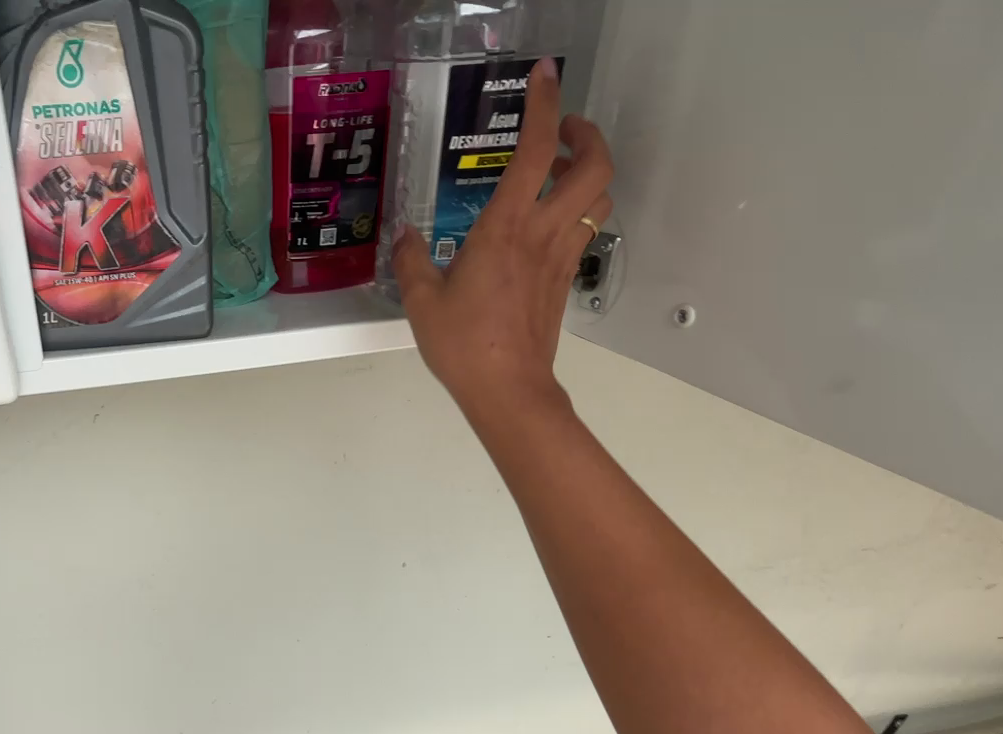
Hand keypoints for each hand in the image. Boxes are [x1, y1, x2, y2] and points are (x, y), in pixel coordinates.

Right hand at [392, 56, 613, 422]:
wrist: (506, 388)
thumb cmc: (463, 344)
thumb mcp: (422, 301)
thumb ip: (410, 261)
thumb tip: (403, 236)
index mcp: (505, 229)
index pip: (535, 150)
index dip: (543, 105)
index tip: (543, 77)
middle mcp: (542, 234)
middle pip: (595, 164)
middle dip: (586, 134)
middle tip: (561, 131)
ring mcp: (560, 257)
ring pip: (599, 196)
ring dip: (588, 172)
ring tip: (558, 173)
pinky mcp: (564, 281)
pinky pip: (584, 230)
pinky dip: (578, 209)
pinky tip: (548, 223)